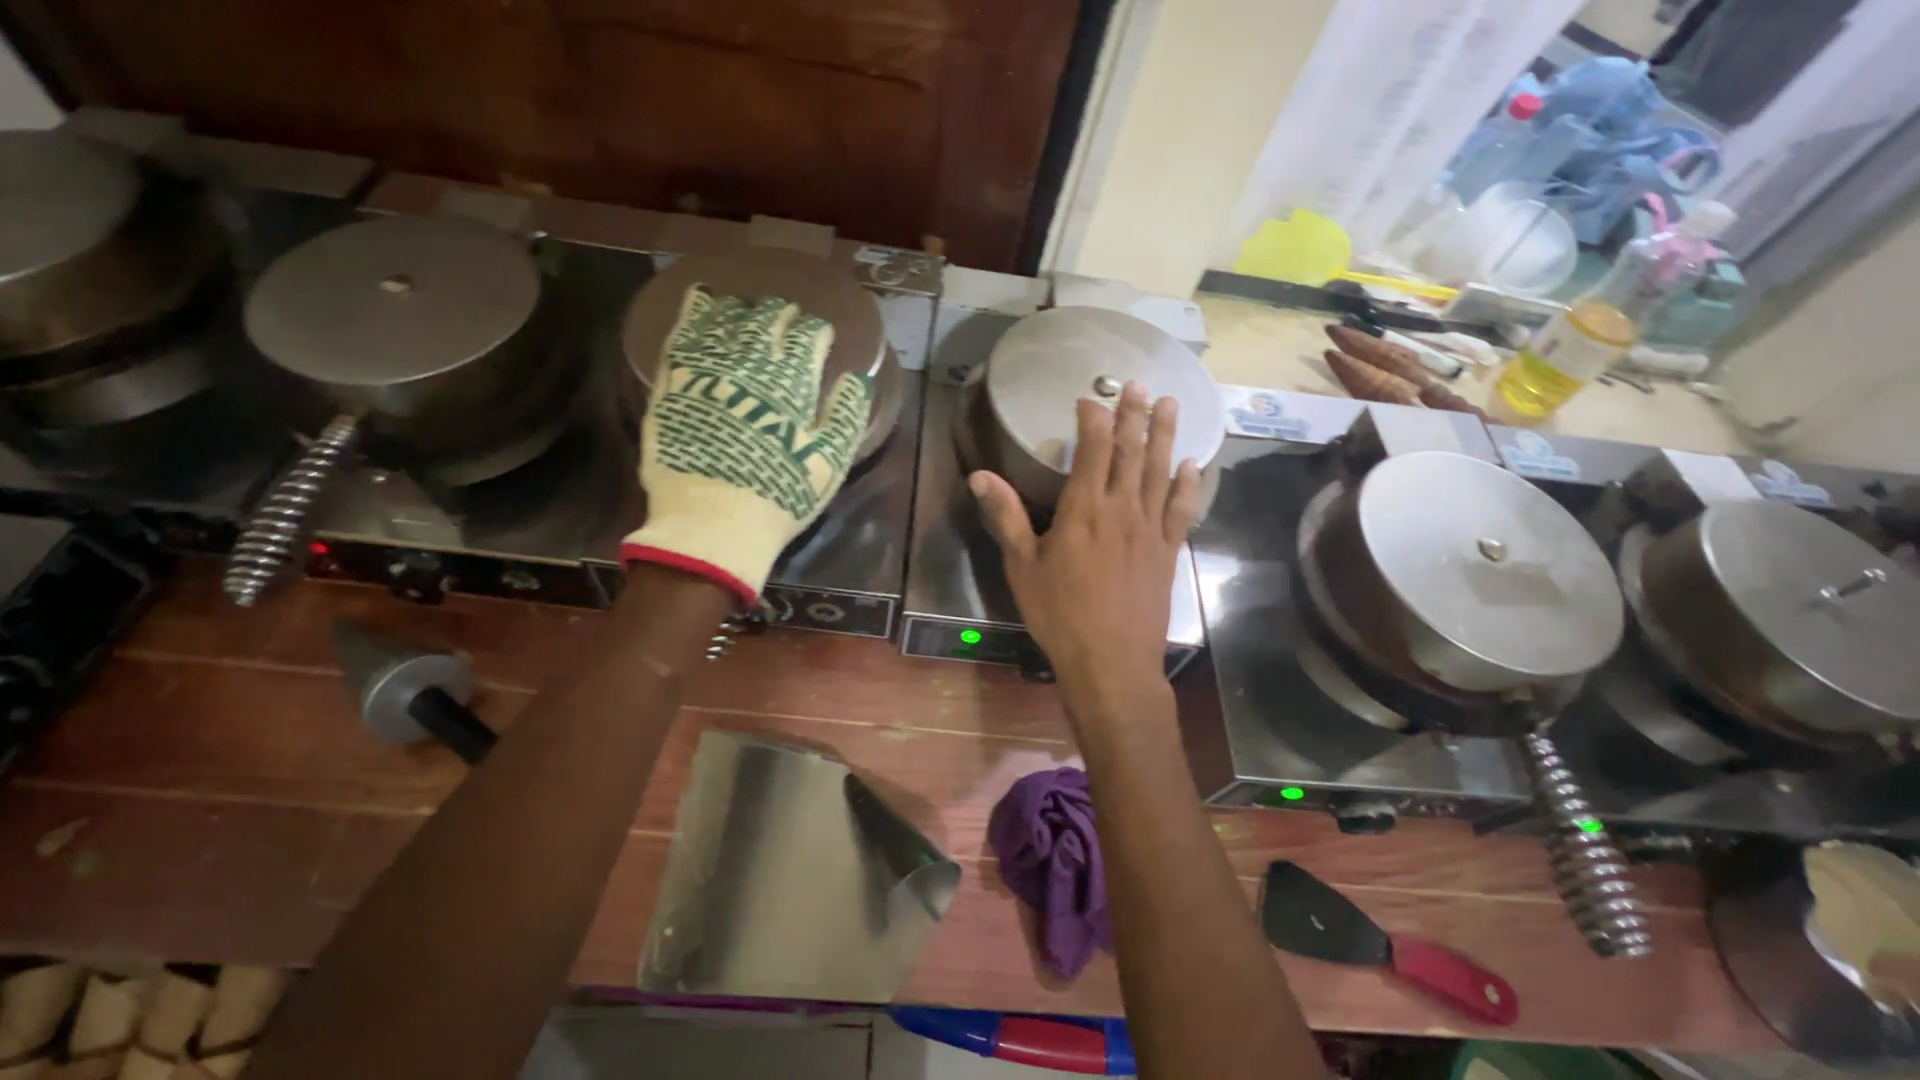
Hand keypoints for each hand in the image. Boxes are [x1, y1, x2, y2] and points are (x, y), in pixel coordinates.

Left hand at [623, 286, 871, 606]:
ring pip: (725, 320)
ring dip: (739, 308)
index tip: (819, 336)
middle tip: (784, 315)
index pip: (809, 337)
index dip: (816, 332)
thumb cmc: (778, 497)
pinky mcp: (673, 384)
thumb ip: (845, 416)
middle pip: (768, 320)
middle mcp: (752, 365)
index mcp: (794, 383)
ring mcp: (708, 370)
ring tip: (745, 306)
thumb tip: (855, 378)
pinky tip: (699, 302)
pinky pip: (683, 336)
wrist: (713, 523)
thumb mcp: (829, 464)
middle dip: (780, 313)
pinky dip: (693, 314)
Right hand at [969, 381, 1202, 713]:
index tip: (1089, 398)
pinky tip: (1192, 465)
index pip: (1092, 450)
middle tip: (1139, 384)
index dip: (1093, 419)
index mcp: (1083, 510)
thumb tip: (980, 475)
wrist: (1112, 661)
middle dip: (1135, 415)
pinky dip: (1187, 484)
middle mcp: (1121, 509)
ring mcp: (1150, 529)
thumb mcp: (1022, 566)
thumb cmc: (1059, 614)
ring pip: (1161, 472)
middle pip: (1132, 452)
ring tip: (1172, 403)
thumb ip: (1006, 516)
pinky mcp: (1168, 551)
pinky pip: (1182, 508)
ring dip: (1166, 436)